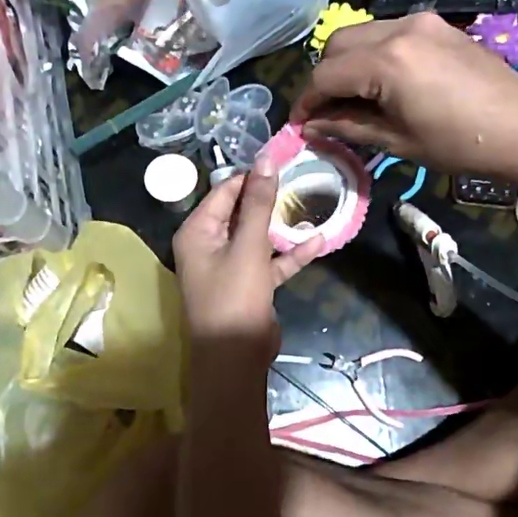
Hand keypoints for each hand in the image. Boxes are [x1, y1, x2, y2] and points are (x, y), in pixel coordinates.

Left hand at [173, 155, 325, 359]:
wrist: (236, 356)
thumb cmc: (234, 296)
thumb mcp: (248, 246)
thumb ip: (258, 203)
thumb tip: (265, 160)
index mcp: (198, 232)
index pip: (225, 191)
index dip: (253, 175)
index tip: (284, 161)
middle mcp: (210, 244)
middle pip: (242, 212)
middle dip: (271, 198)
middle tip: (303, 176)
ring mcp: (230, 265)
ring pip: (258, 236)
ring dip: (283, 225)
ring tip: (313, 203)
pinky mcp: (250, 283)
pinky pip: (270, 261)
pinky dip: (290, 253)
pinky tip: (319, 241)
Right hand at [292, 13, 517, 181]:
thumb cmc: (461, 144)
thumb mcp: (399, 141)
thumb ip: (348, 127)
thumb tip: (311, 126)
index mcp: (387, 60)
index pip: (326, 74)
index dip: (307, 100)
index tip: (299, 125)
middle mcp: (399, 28)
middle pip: (338, 44)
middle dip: (325, 78)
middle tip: (326, 113)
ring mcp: (421, 22)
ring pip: (362, 34)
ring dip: (348, 63)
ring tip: (354, 99)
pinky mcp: (437, 25)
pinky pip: (389, 32)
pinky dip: (374, 54)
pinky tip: (383, 83)